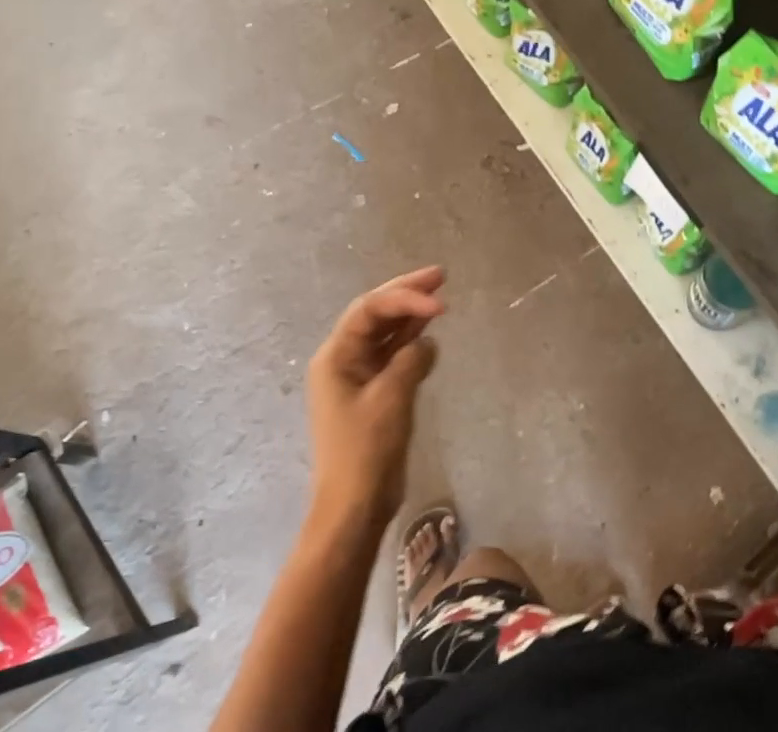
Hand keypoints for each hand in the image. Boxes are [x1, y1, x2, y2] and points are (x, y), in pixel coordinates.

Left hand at [306, 266, 447, 526]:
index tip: (441, 303)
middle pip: (375, 315)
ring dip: (411, 315)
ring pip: (385, 334)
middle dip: (406, 294)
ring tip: (440, 297)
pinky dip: (412, 343)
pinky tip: (431, 334)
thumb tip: (425, 344)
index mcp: (335, 357)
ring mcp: (358, 378)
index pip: (370, 311)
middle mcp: (343, 361)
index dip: (405, 298)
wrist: (356, 503)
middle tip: (440, 275)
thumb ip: (409, 360)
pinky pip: (393, 357)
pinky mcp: (374, 395)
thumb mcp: (391, 398)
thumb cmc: (366, 450)